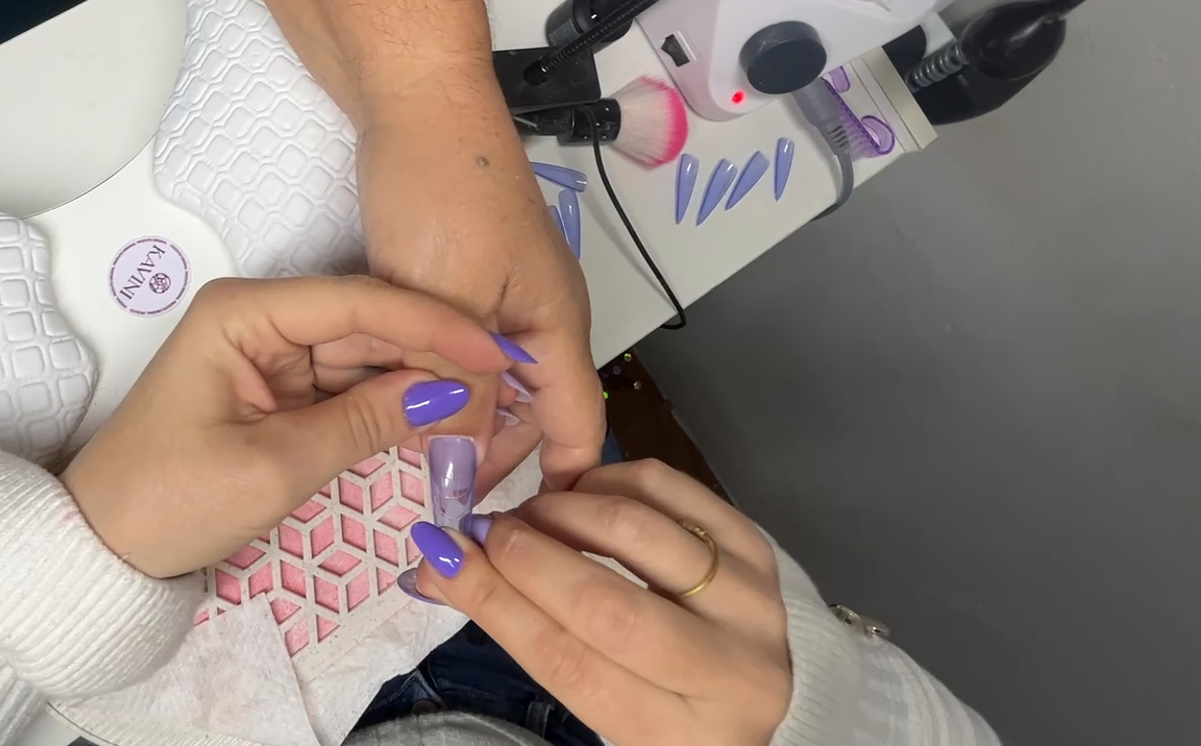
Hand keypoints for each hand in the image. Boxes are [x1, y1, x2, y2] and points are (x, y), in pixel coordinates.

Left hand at [60, 275, 515, 577]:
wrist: (105, 550)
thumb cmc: (172, 503)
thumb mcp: (274, 466)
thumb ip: (365, 421)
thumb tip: (449, 391)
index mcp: (245, 311)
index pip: (355, 302)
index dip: (431, 323)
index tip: (496, 349)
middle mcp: (261, 315)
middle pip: (364, 322)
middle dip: (431, 354)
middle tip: (504, 386)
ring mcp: (271, 349)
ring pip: (362, 352)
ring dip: (417, 377)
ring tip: (485, 402)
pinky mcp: (278, 384)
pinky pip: (345, 382)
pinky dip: (388, 400)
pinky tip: (436, 412)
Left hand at [356, 88, 601, 490]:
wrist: (415, 103)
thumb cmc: (441, 196)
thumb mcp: (450, 299)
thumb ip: (463, 383)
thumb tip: (465, 462)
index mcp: (554, 321)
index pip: (573, 419)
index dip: (553, 476)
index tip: (515, 526)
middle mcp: (535, 310)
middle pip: (531, 403)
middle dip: (492, 447)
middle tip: (443, 492)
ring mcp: (497, 288)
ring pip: (488, 374)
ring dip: (458, 410)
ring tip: (415, 452)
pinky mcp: (459, 272)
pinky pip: (457, 342)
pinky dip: (435, 371)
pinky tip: (400, 392)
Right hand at [411, 460, 793, 744]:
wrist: (768, 689)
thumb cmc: (661, 700)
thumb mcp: (596, 691)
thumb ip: (516, 625)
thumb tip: (431, 561)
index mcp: (675, 737)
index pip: (570, 666)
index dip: (496, 603)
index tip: (441, 552)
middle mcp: (729, 678)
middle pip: (609, 608)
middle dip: (527, 556)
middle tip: (485, 528)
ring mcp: (752, 604)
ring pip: (636, 533)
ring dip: (563, 511)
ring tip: (534, 515)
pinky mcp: (753, 543)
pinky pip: (663, 486)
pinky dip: (606, 480)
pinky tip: (583, 496)